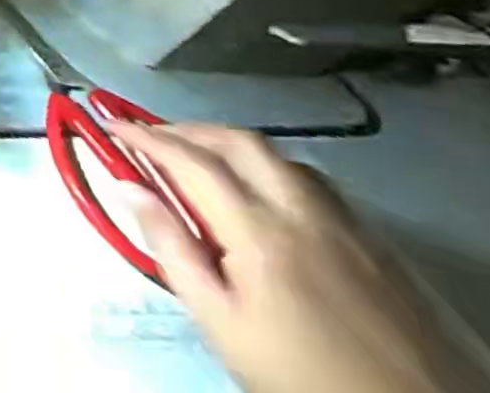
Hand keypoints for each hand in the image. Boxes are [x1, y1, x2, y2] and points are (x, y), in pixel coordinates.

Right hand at [110, 123, 489, 392]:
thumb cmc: (301, 380)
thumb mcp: (221, 325)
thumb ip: (173, 250)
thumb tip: (130, 189)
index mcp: (261, 231)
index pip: (191, 161)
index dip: (146, 136)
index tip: (112, 123)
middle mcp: (304, 209)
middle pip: (238, 141)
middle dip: (188, 129)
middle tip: (152, 137)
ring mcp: (347, 221)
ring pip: (278, 154)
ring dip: (229, 143)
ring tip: (199, 158)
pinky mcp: (377, 240)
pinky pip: (310, 178)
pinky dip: (268, 165)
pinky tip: (261, 190)